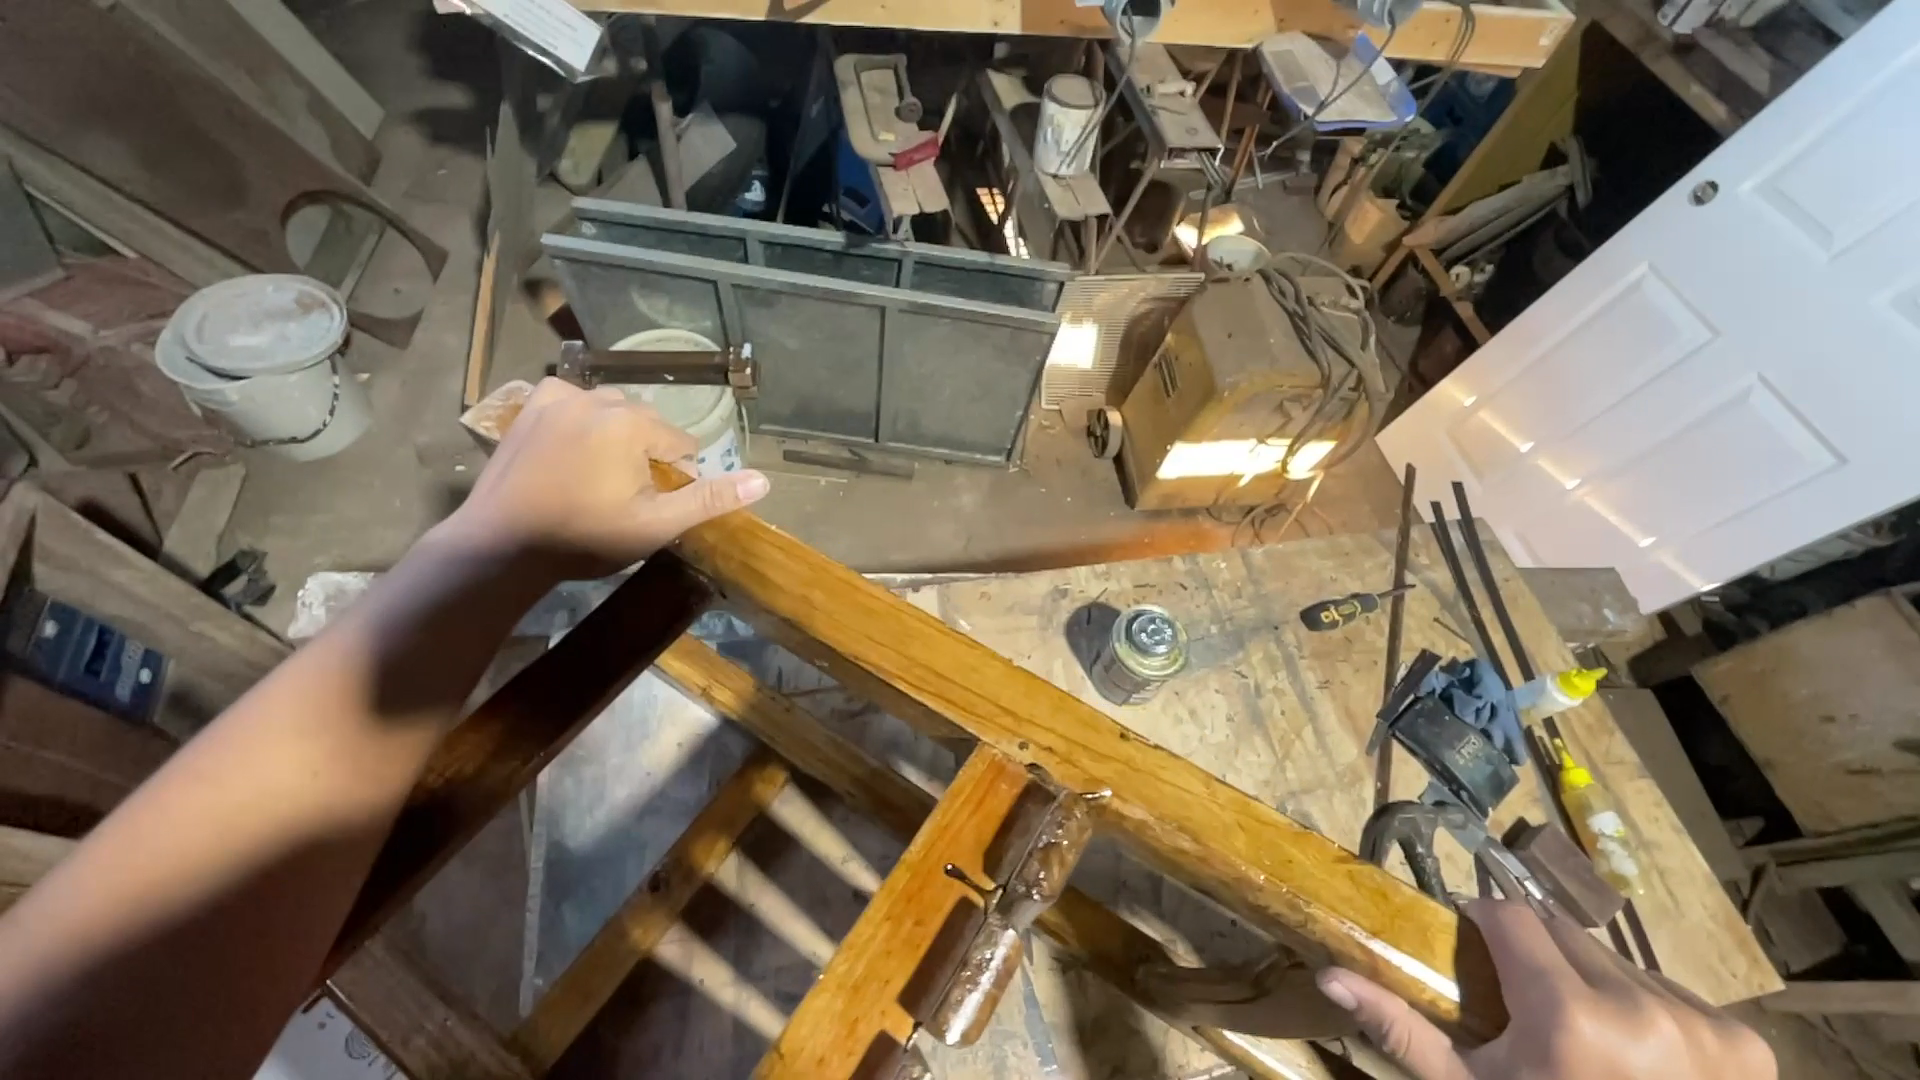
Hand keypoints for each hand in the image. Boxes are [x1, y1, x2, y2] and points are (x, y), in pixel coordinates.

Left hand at [447, 377, 768, 574]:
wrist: (500, 545)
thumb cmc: (585, 538)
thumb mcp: (656, 525)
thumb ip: (710, 499)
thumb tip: (764, 480)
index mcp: (632, 423)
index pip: (683, 447)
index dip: (678, 481)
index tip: (651, 509)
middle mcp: (599, 397)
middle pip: (649, 425)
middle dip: (647, 456)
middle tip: (624, 497)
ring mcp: (559, 397)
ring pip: (613, 411)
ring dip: (616, 436)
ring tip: (598, 477)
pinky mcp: (530, 406)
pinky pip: (574, 402)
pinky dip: (581, 419)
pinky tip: (571, 449)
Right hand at [1316, 900, 1776, 1079]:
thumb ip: (1401, 1029)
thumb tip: (1328, 974)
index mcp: (1569, 1014)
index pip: (1508, 915)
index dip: (1483, 926)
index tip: (1471, 952)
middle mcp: (1641, 1005)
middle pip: (1559, 931)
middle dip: (1530, 952)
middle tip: (1516, 999)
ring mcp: (1703, 1024)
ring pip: (1612, 957)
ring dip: (1584, 976)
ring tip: (1576, 1030)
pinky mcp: (1747, 1043)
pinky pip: (1666, 988)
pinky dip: (1640, 1004)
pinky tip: (1633, 1049)